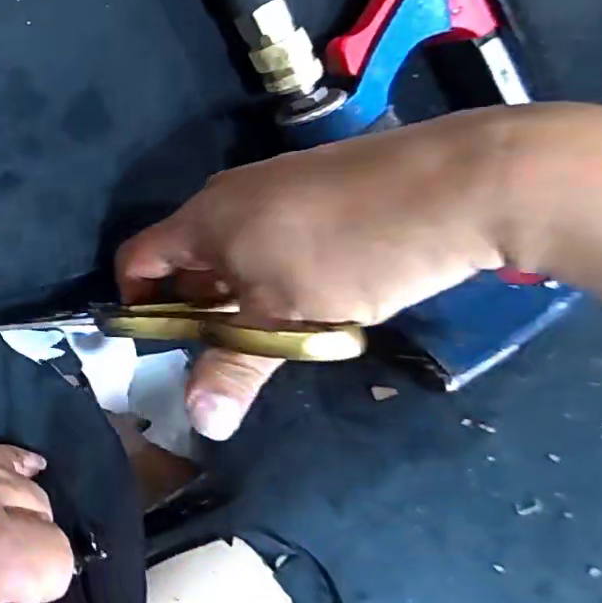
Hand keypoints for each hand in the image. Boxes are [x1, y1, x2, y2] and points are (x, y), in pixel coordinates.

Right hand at [115, 109, 518, 439]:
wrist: (467, 180)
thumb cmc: (353, 252)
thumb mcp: (289, 320)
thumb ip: (237, 367)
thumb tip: (201, 423)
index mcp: (199, 221)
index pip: (134, 259)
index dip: (136, 302)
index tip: (169, 340)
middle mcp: (223, 195)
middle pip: (183, 255)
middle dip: (196, 303)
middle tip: (233, 342)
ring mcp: (269, 181)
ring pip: (230, 244)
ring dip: (238, 286)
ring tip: (284, 318)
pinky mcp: (312, 179)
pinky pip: (267, 226)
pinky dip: (271, 261)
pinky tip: (323, 282)